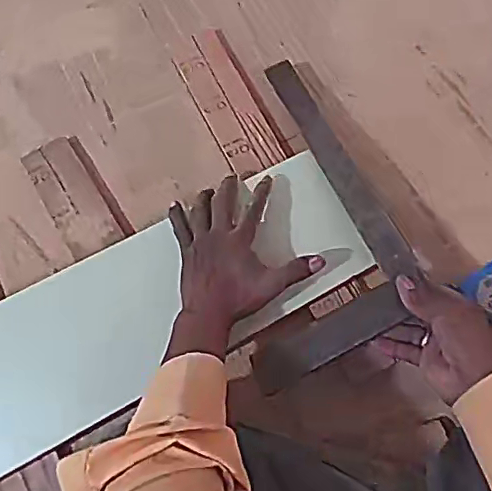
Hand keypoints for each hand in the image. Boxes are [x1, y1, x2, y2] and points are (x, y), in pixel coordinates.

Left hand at [165, 174, 323, 359]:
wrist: (207, 313)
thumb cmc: (236, 299)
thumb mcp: (271, 285)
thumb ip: (295, 271)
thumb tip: (317, 262)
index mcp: (239, 240)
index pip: (254, 210)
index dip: (261, 193)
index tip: (266, 181)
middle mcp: (218, 236)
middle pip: (223, 203)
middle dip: (228, 187)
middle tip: (232, 177)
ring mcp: (200, 242)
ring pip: (200, 211)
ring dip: (204, 198)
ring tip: (208, 190)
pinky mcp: (187, 252)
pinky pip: (180, 228)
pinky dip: (177, 216)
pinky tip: (174, 206)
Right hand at [369, 275, 491, 402]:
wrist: (479, 382)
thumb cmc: (471, 341)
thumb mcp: (447, 312)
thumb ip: (423, 297)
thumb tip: (402, 280)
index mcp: (457, 306)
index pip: (433, 291)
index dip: (416, 284)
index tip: (394, 276)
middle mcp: (447, 323)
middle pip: (419, 310)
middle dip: (401, 304)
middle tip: (376, 294)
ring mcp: (437, 342)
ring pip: (410, 330)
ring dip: (393, 325)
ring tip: (371, 315)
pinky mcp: (427, 361)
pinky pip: (406, 350)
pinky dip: (391, 346)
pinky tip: (375, 341)